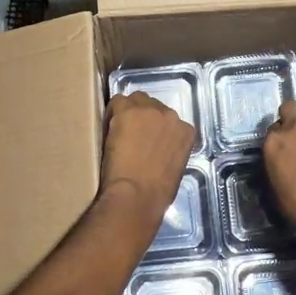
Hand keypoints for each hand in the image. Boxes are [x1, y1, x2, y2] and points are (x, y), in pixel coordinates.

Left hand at [100, 92, 194, 217]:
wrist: (136, 193)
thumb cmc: (157, 193)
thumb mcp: (175, 170)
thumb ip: (171, 152)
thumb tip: (160, 153)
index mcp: (186, 132)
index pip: (170, 122)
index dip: (157, 130)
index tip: (148, 140)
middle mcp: (171, 115)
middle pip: (154, 107)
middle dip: (144, 118)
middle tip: (132, 136)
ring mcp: (149, 110)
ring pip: (136, 100)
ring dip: (129, 112)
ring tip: (119, 131)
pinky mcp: (126, 110)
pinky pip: (117, 102)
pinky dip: (112, 113)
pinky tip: (109, 129)